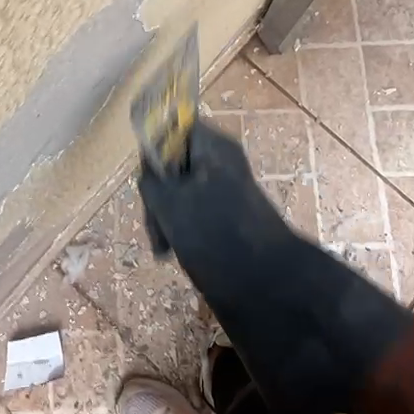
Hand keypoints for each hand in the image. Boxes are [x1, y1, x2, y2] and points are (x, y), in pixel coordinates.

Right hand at [137, 122, 410, 413]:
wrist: (268, 285)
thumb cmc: (215, 236)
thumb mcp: (170, 204)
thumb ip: (152, 179)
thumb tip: (147, 168)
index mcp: (214, 147)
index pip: (174, 128)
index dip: (154, 148)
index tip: (146, 180)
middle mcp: (222, 161)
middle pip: (175, 161)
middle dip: (158, 191)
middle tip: (155, 226)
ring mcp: (228, 188)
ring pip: (182, 188)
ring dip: (166, 213)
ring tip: (163, 247)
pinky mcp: (230, 213)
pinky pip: (195, 207)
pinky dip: (182, 225)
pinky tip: (175, 250)